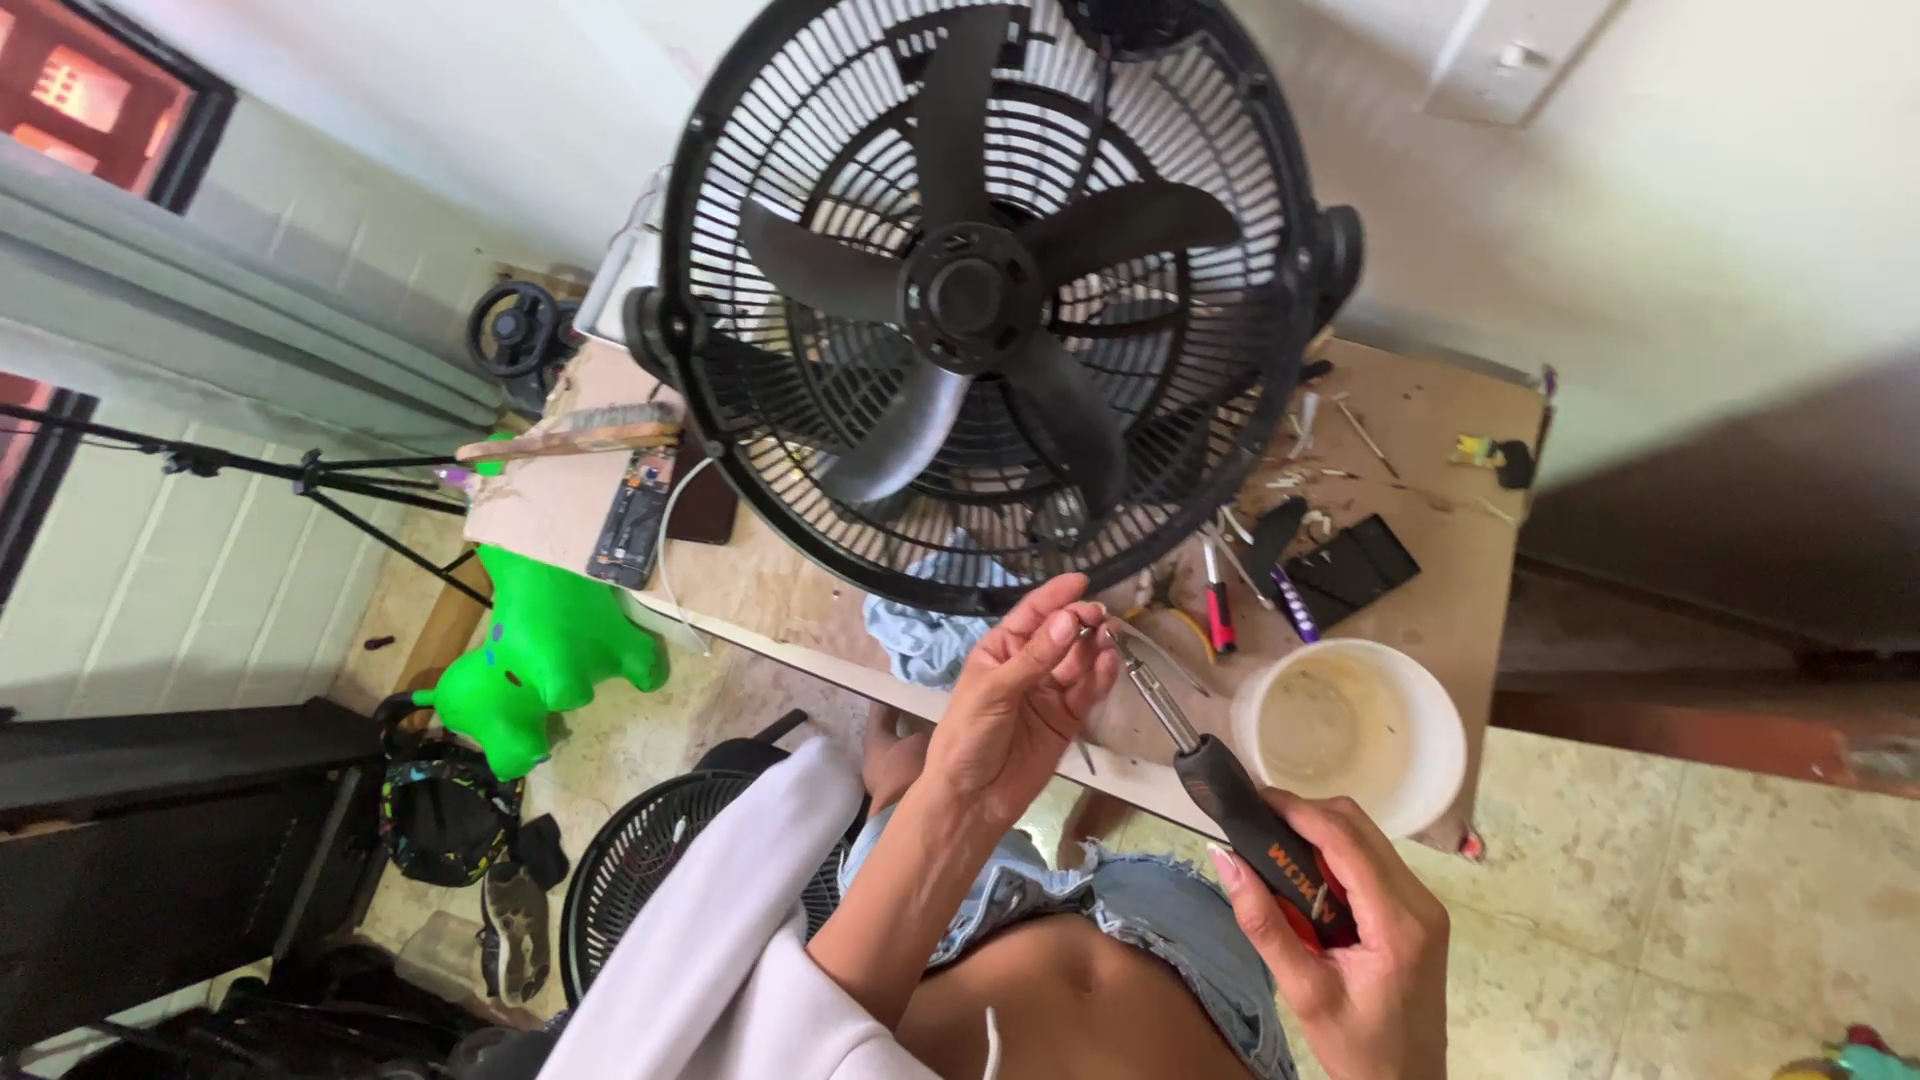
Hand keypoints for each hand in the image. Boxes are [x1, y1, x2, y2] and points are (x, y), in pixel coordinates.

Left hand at [922, 573, 1118, 828]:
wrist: (971, 798)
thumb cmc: (967, 736)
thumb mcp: (994, 691)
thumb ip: (1034, 658)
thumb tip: (1068, 620)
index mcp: (1000, 651)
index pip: (1031, 615)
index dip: (1055, 596)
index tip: (1081, 581)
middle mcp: (1027, 666)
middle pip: (1060, 635)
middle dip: (1080, 621)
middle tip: (1100, 615)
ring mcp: (1048, 693)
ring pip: (1078, 661)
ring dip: (1094, 646)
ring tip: (1110, 634)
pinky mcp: (1066, 720)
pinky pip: (1087, 692)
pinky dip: (1101, 678)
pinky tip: (1111, 662)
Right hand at [1209, 792, 1449, 1079]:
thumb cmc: (1357, 1047)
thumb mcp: (1302, 991)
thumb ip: (1262, 923)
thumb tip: (1224, 857)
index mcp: (1397, 924)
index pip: (1344, 840)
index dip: (1297, 810)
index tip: (1254, 800)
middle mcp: (1420, 902)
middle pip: (1358, 825)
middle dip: (1305, 813)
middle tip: (1258, 825)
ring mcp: (1424, 904)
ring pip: (1366, 833)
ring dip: (1319, 828)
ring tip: (1275, 845)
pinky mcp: (1418, 909)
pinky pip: (1372, 854)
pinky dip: (1335, 848)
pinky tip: (1305, 870)